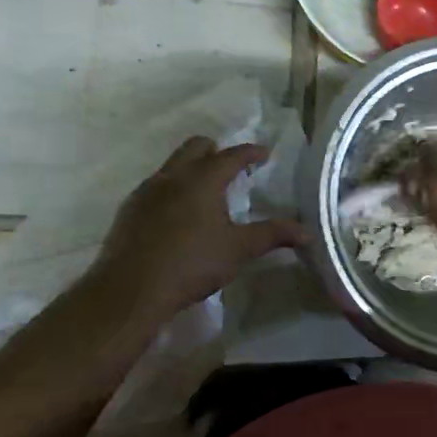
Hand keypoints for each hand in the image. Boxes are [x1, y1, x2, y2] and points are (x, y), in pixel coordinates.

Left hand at [94, 137, 304, 318]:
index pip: (231, 155)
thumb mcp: (238, 250)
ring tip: (206, 193)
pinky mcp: (129, 209)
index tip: (264, 154)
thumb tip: (307, 232)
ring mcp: (146, 191)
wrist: (132, 289)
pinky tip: (177, 216)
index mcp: (202, 179)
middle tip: (232, 169)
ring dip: (191, 170)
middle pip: (195, 147)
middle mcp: (172, 176)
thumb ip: (272, 235)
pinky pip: (155, 187)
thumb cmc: (192, 264)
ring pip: (172, 166)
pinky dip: (172, 190)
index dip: (250, 152)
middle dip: (216, 152)